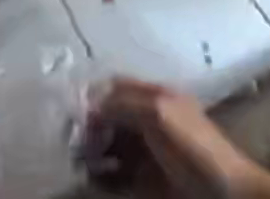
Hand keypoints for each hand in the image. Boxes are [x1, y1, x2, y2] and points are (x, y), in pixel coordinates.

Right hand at [88, 78, 269, 198]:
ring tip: (82, 161)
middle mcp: (150, 119)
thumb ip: (121, 103)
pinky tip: (96, 178)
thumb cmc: (196, 149)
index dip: (93, 95)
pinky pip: (120, 173)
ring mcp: (151, 152)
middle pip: (110, 115)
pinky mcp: (152, 182)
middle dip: (89, 126)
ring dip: (94, 151)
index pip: (114, 86)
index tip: (73, 110)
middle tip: (74, 140)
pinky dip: (105, 174)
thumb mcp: (157, 113)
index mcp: (154, 96)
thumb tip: (87, 106)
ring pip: (112, 145)